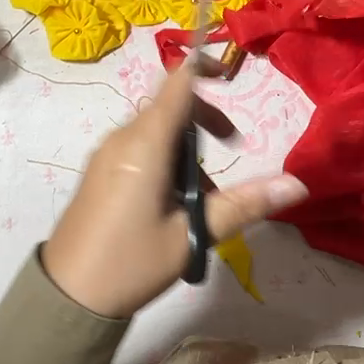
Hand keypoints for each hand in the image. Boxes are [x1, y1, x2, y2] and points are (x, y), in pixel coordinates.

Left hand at [42, 65, 308, 318]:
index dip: (204, 66)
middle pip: (171, 105)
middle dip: (206, 121)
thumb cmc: (130, 263)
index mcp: (145, 143)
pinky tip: (174, 203)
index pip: (177, 82)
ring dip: (188, 149)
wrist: (67, 296)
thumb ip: (244, 205)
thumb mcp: (192, 235)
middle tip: (233, 149)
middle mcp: (123, 137)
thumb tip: (296, 184)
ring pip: (157, 130)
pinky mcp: (101, 170)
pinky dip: (166, 159)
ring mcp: (108, 153)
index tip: (230, 74)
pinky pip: (140, 147)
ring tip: (203, 199)